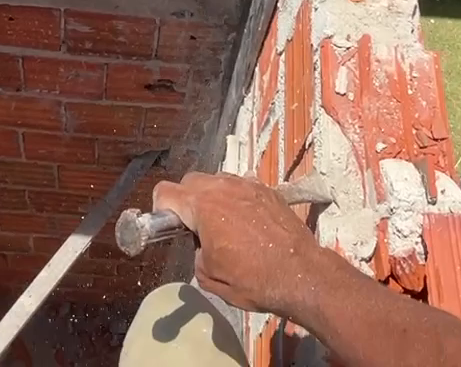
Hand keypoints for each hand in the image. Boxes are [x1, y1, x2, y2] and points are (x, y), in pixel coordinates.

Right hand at [151, 172, 333, 316]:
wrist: (300, 273)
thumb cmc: (252, 279)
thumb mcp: (209, 277)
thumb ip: (196, 253)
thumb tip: (203, 244)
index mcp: (203, 206)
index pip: (166, 191)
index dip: (161, 208)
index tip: (168, 225)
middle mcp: (223, 187)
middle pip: (191, 181)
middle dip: (186, 200)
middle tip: (194, 228)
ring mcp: (247, 185)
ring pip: (217, 181)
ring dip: (212, 198)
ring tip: (222, 226)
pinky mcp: (267, 189)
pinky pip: (241, 187)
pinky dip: (236, 200)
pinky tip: (245, 223)